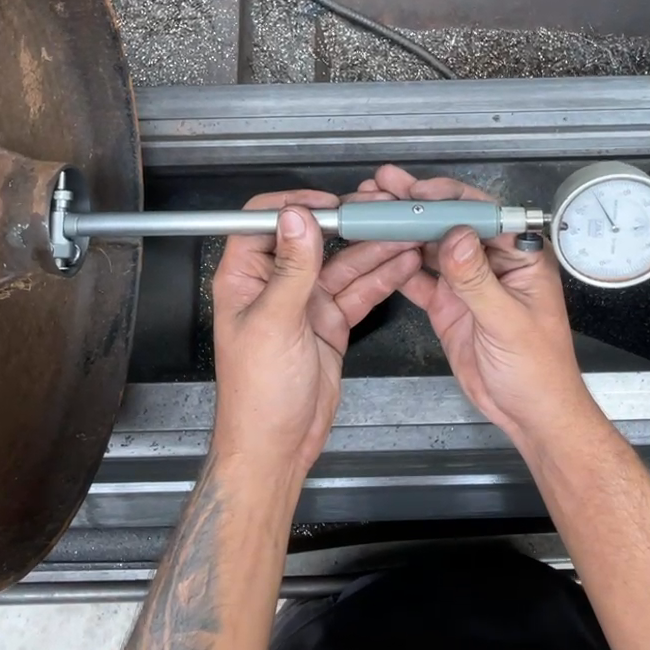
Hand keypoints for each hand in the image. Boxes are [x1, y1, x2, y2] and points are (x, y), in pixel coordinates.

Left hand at [211, 189, 422, 481]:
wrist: (276, 447)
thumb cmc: (256, 395)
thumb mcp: (274, 324)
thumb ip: (291, 269)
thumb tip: (296, 217)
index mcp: (245, 276)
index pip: (265, 220)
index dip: (297, 204)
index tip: (330, 203)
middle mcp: (275, 283)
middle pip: (313, 237)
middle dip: (348, 222)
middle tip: (380, 211)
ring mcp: (306, 302)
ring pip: (344, 262)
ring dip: (374, 247)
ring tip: (404, 231)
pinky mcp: (330, 321)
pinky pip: (359, 290)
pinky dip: (382, 276)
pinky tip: (403, 261)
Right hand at [361, 166, 598, 452]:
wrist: (529, 415)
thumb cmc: (539, 370)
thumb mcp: (508, 322)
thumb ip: (478, 280)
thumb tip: (456, 235)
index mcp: (518, 255)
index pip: (480, 213)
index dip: (446, 197)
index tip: (414, 191)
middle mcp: (490, 260)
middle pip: (449, 222)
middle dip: (414, 204)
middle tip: (381, 185)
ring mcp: (466, 281)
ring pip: (429, 245)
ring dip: (400, 228)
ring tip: (369, 209)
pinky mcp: (447, 302)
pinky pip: (417, 276)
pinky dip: (395, 264)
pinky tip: (374, 250)